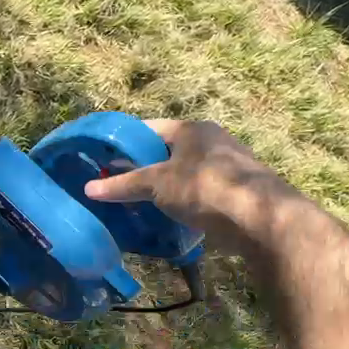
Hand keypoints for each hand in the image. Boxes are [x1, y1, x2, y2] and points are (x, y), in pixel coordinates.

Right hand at [82, 119, 296, 249]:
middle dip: (138, 167)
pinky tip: (160, 213)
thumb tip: (88, 188)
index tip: (102, 159)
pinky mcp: (231, 190)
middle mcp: (210, 141)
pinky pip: (193, 190)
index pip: (148, 129)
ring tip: (131, 200)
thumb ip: (122, 184)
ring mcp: (224, 165)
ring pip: (179, 172)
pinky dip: (175, 198)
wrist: (259, 219)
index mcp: (193, 130)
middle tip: (112, 182)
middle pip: (164, 151)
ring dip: (157, 185)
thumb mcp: (155, 184)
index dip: (123, 143)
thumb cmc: (203, 187)